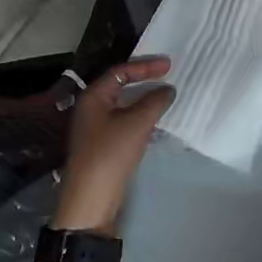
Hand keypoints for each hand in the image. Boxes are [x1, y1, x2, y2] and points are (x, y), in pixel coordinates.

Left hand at [54, 57, 176, 231]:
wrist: (92, 196)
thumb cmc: (110, 153)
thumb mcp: (137, 123)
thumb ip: (155, 101)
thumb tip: (167, 90)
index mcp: (93, 96)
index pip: (120, 71)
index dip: (145, 66)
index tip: (169, 65)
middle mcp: (92, 107)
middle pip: (120, 85)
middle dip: (145, 79)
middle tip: (169, 75)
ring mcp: (97, 126)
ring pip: (124, 104)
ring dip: (145, 99)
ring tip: (167, 96)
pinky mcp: (105, 143)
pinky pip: (126, 121)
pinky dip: (142, 116)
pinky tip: (158, 121)